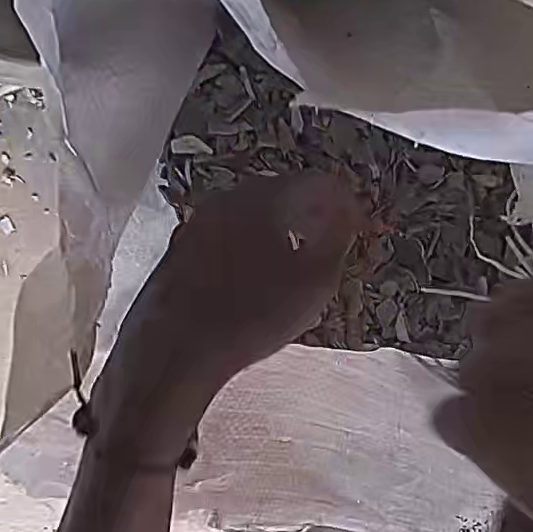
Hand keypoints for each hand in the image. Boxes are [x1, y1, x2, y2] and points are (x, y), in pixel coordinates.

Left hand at [91, 172, 358, 454]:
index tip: (356, 226)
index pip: (320, 183)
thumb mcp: (314, 283)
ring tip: (296, 264)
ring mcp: (201, 219)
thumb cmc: (249, 316)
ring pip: (254, 212)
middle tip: (330, 243)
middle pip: (285, 191)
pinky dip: (251, 244)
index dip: (346, 204)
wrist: (175, 347)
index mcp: (266, 197)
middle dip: (313, 215)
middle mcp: (230, 198)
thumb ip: (337, 241)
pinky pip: (229, 232)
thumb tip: (343, 218)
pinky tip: (256, 278)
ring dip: (282, 230)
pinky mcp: (183, 244)